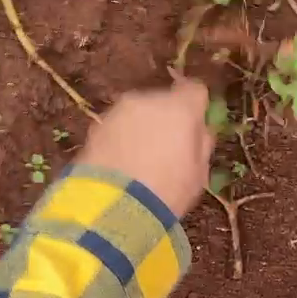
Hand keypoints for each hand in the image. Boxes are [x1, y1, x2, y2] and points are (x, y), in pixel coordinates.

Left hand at [76, 78, 215, 216]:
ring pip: (138, 114)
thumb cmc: (167, 192)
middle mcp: (148, 100)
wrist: (113, 207)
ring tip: (140, 162)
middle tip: (166, 151)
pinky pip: (118, 128)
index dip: (196, 107)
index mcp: (180, 109)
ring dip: (142, 130)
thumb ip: (200, 145)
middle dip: (166, 121)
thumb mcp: (197, 174)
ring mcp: (118, 112)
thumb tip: (199, 131)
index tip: (195, 127)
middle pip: (163, 102)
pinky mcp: (96, 128)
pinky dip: (122, 140)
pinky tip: (122, 166)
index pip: (195, 90)